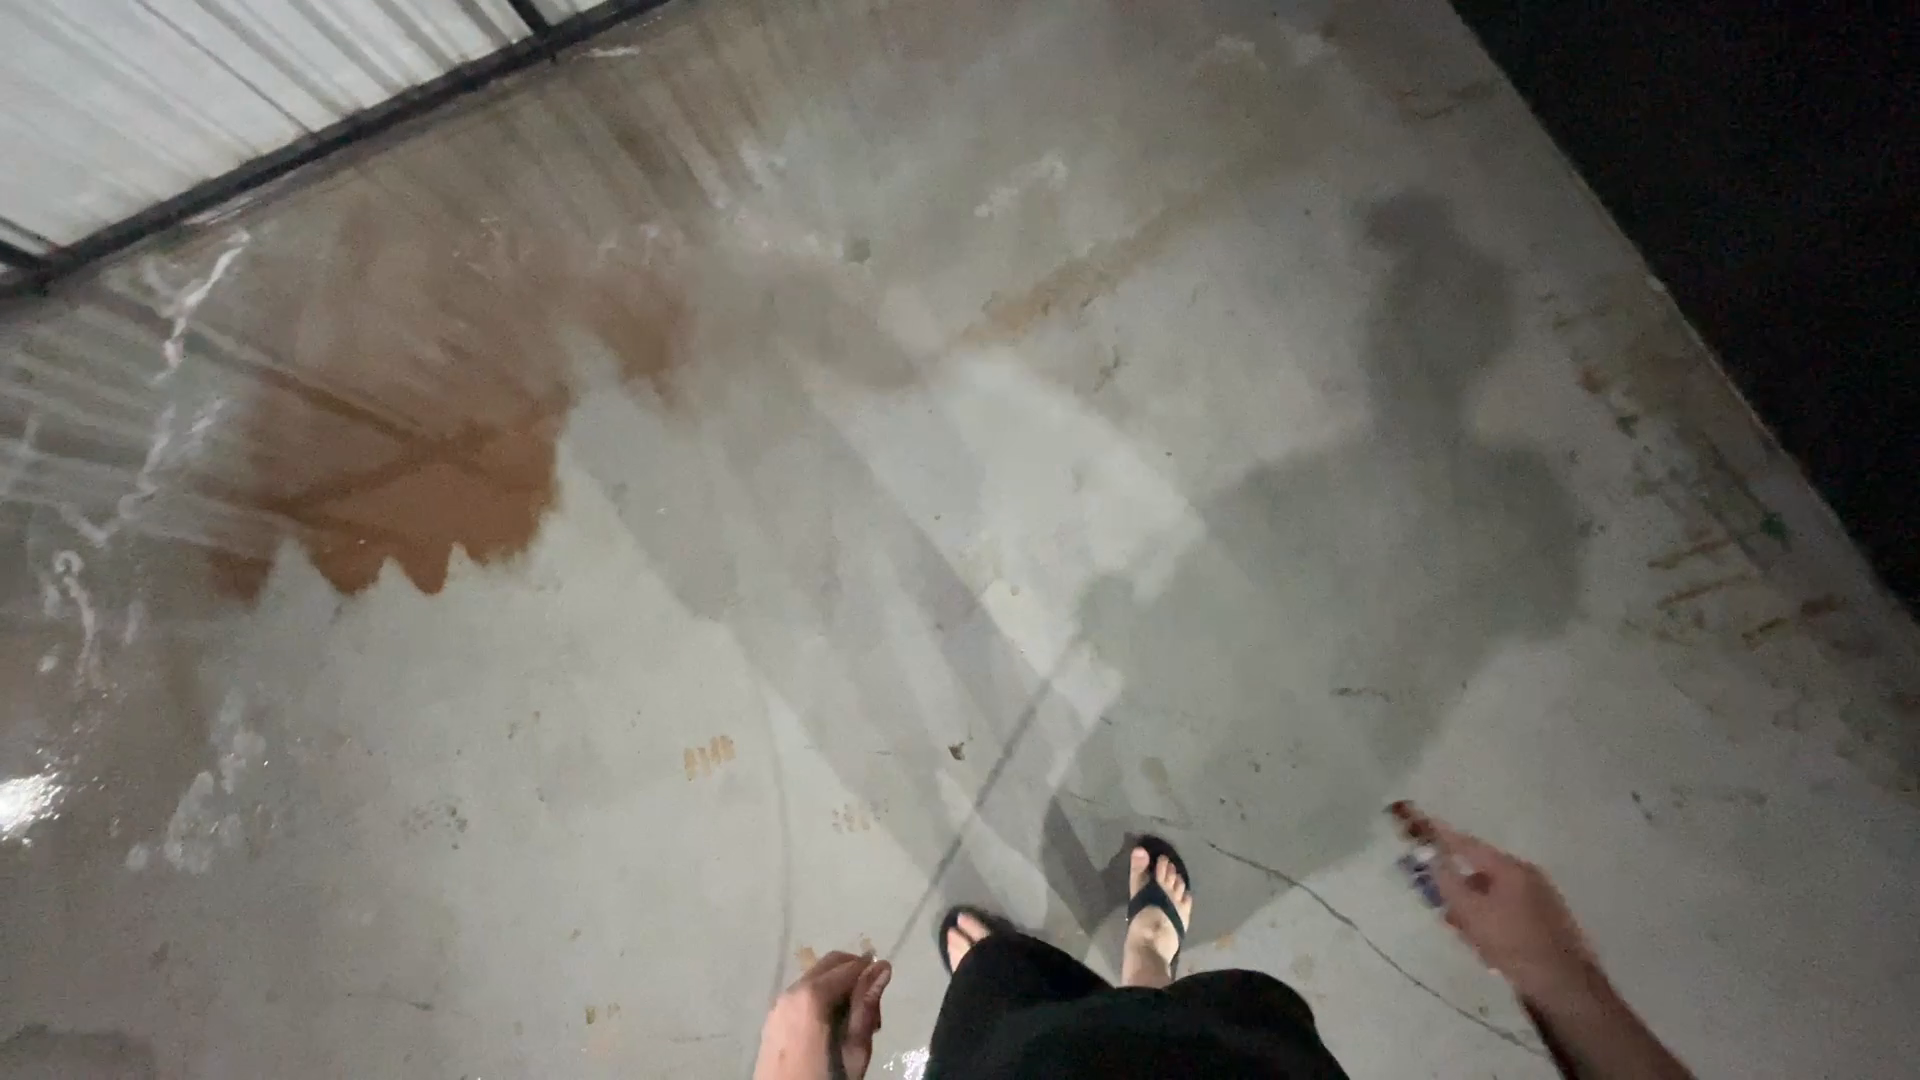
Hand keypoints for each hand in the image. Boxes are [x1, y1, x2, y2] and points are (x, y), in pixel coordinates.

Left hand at [752, 951, 890, 1079]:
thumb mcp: (853, 1053)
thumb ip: (866, 1007)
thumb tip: (883, 967)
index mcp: (812, 996)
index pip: (851, 966)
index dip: (871, 976)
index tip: (881, 1001)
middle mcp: (792, 990)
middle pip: (831, 963)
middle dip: (855, 975)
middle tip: (869, 1010)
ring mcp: (778, 1003)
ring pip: (817, 976)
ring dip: (838, 987)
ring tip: (851, 1022)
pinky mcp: (772, 1017)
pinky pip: (802, 993)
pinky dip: (820, 997)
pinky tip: (828, 1027)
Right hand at [1427, 819, 1598, 1003]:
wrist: (1567, 989)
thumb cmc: (1511, 942)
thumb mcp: (1468, 911)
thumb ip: (1445, 880)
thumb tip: (1430, 856)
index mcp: (1510, 868)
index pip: (1467, 844)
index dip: (1442, 836)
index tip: (1422, 824)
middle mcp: (1530, 876)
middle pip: (1482, 871)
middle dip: (1459, 885)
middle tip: (1442, 902)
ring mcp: (1545, 899)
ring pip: (1496, 893)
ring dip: (1475, 905)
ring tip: (1465, 931)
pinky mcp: (1553, 922)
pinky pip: (1512, 909)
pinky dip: (1494, 917)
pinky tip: (1488, 942)